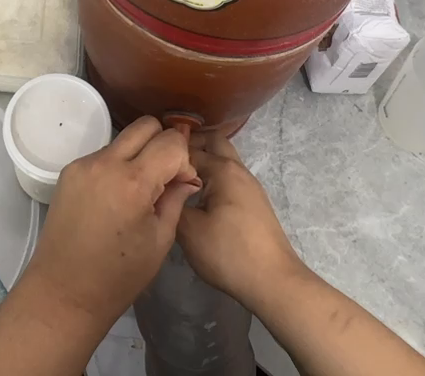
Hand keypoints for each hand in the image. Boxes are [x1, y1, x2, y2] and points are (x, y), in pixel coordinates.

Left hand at [16, 116, 199, 328]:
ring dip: (138, 154)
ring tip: (139, 191)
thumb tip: (187, 176)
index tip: (182, 182)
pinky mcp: (70, 170)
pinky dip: (117, 165)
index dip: (184, 159)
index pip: (171, 142)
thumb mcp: (160, 241)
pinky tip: (116, 197)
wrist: (64, 291)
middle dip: (163, 143)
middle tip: (164, 176)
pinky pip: (103, 154)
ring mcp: (84, 163)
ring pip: (123, 138)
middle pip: (146, 125)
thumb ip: (175, 199)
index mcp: (133, 182)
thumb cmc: (119, 276)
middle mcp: (106, 162)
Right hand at [176, 131, 308, 308]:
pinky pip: (230, 178)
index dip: (169, 155)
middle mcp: (238, 170)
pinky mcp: (254, 203)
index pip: (189, 149)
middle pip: (214, 142)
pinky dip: (214, 178)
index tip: (150, 163)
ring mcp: (250, 186)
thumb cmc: (229, 252)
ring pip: (224, 160)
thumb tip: (164, 190)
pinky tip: (200, 198)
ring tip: (180, 180)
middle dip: (191, 145)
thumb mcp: (190, 231)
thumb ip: (173, 203)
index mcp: (223, 170)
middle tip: (168, 162)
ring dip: (204, 163)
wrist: (274, 282)